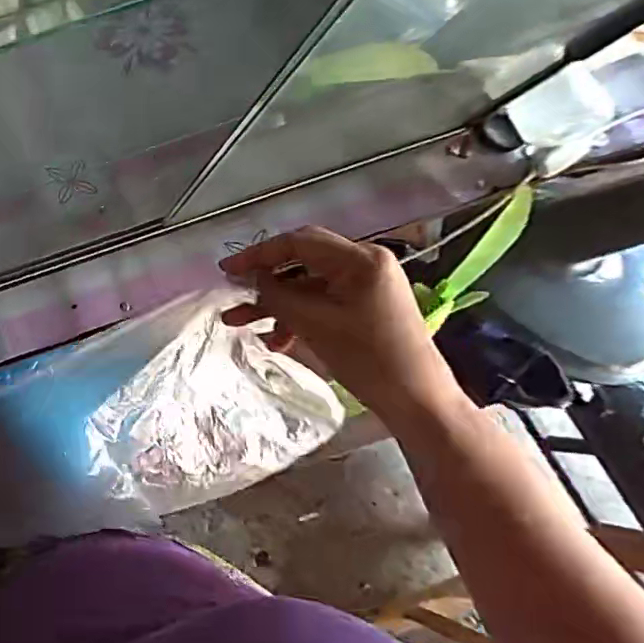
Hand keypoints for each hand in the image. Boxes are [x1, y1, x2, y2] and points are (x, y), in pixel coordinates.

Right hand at [219, 226, 465, 422]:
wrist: (417, 400)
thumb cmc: (368, 357)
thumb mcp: (312, 322)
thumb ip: (275, 293)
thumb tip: (250, 278)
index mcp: (359, 259)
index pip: (297, 242)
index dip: (256, 254)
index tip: (225, 270)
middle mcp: (364, 263)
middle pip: (299, 259)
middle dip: (262, 277)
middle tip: (232, 289)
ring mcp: (365, 284)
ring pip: (304, 283)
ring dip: (273, 301)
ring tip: (238, 321)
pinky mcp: (363, 304)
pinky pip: (318, 300)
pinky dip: (294, 314)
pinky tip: (275, 338)